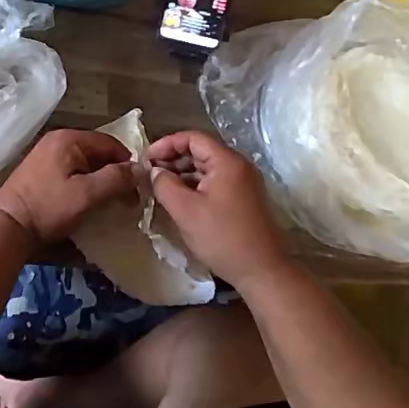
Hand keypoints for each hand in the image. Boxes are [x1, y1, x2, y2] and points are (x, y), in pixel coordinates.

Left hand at [0, 129, 139, 245]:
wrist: (6, 228)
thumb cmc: (48, 208)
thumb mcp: (87, 194)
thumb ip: (116, 178)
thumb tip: (141, 169)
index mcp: (69, 139)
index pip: (111, 144)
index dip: (128, 164)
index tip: (137, 187)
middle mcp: (57, 140)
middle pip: (98, 153)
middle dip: (115, 173)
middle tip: (125, 198)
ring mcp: (46, 154)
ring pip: (86, 163)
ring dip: (100, 180)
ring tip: (109, 202)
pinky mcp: (40, 171)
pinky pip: (72, 171)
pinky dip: (85, 183)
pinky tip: (88, 201)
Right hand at [148, 131, 292, 288]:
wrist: (262, 269)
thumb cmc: (222, 237)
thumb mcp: (186, 211)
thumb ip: (165, 186)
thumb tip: (154, 171)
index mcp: (227, 161)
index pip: (193, 138)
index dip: (167, 144)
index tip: (146, 159)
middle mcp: (238, 165)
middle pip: (201, 150)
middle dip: (173, 159)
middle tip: (150, 173)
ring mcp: (243, 181)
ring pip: (207, 167)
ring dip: (183, 173)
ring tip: (160, 186)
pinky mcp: (243, 197)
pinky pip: (215, 181)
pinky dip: (196, 185)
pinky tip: (179, 198)